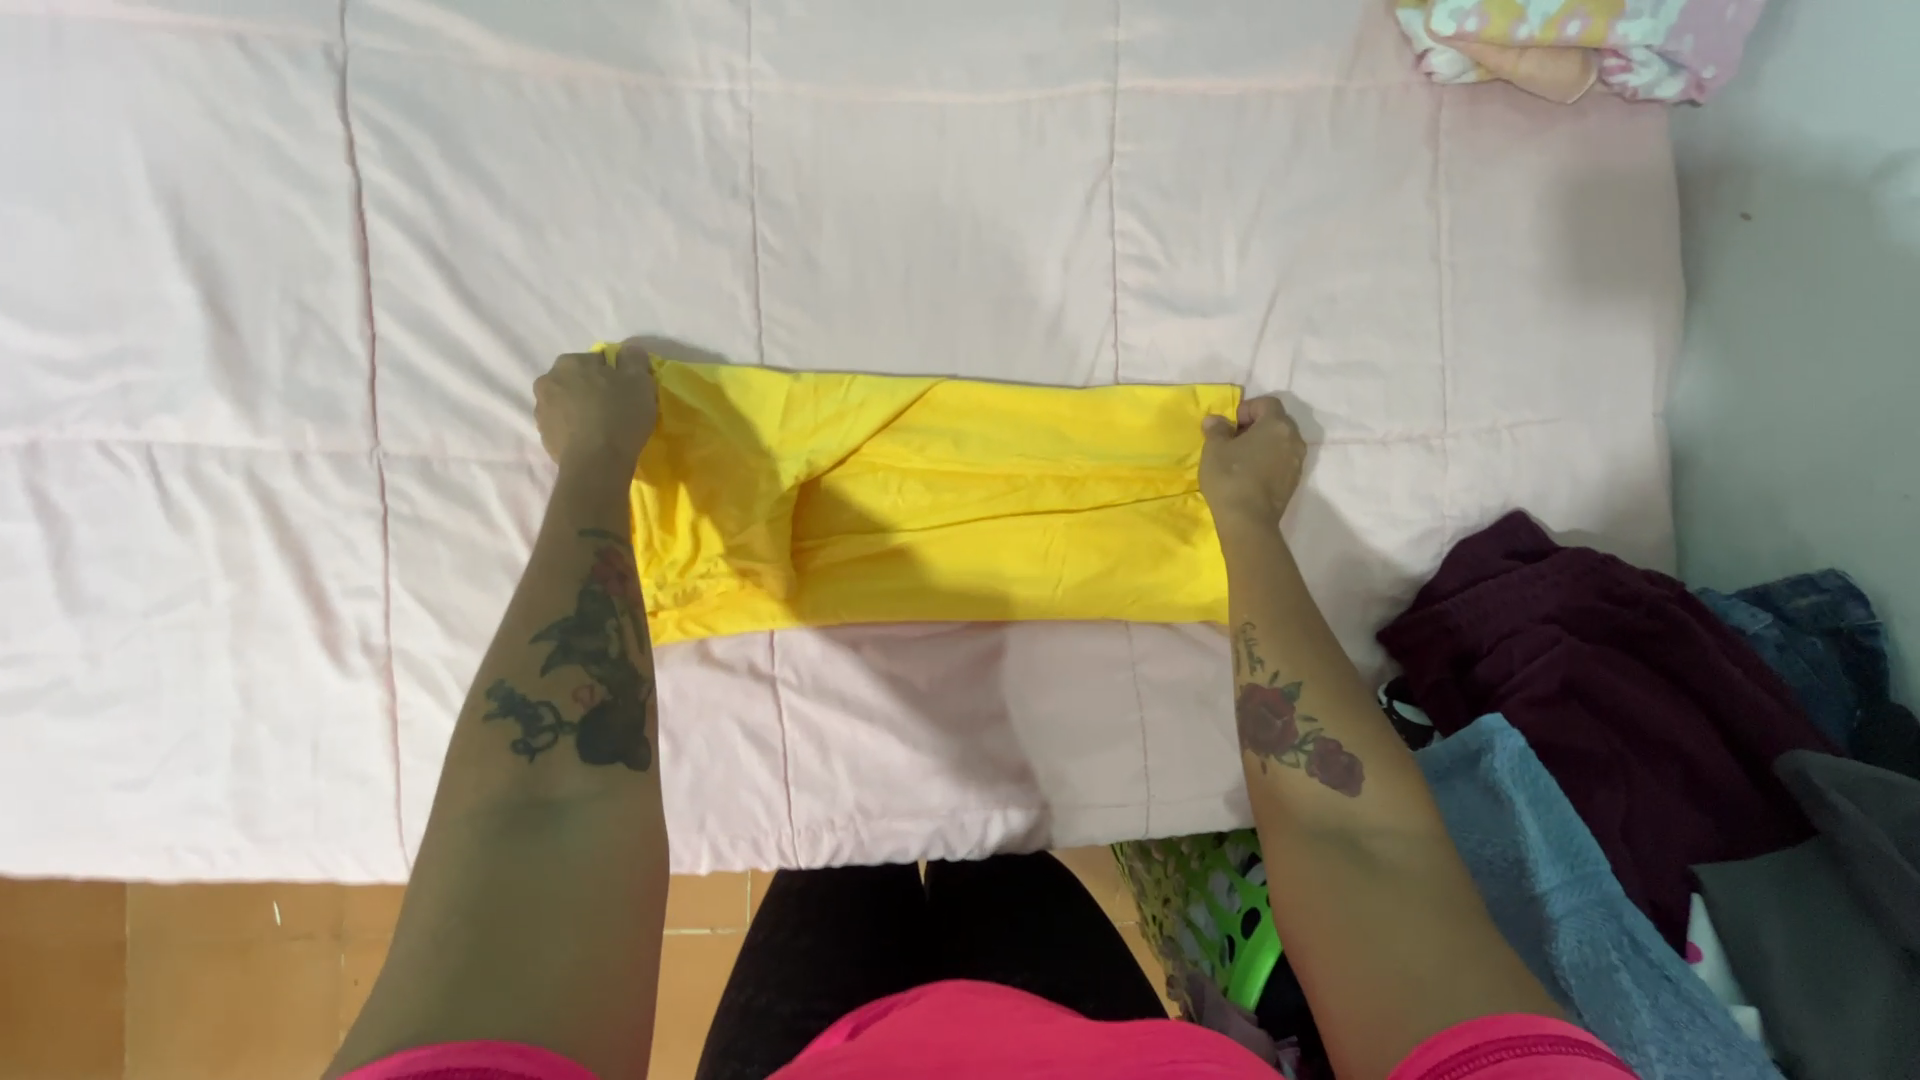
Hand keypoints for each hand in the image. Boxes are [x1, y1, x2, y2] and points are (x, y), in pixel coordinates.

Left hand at [535, 339, 658, 472]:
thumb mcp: (639, 381)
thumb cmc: (620, 415)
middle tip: (616, 408)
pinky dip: (576, 430)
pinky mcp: (544, 437)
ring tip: (604, 428)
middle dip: (594, 390)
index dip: (616, 375)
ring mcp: (542, 410)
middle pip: (578, 381)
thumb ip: (634, 359)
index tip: (627, 391)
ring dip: (582, 410)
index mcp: (570, 362)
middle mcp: (548, 381)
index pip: (598, 361)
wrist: (597, 463)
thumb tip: (629, 351)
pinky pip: (565, 427)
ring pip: (568, 404)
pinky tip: (594, 441)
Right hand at [1199, 396, 1307, 527]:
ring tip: (1241, 458)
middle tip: (1233, 440)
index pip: (1266, 403)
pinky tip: (1250, 475)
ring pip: (1280, 443)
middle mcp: (1294, 439)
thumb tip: (1216, 420)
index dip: (1246, 409)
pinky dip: (1268, 461)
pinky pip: (1282, 461)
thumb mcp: (1214, 449)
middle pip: (1276, 422)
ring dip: (1263, 445)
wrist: (1248, 519)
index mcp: (1277, 425)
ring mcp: (1297, 462)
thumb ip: (1217, 429)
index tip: (1229, 426)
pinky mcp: (1294, 482)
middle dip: (1255, 426)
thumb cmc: (1230, 476)